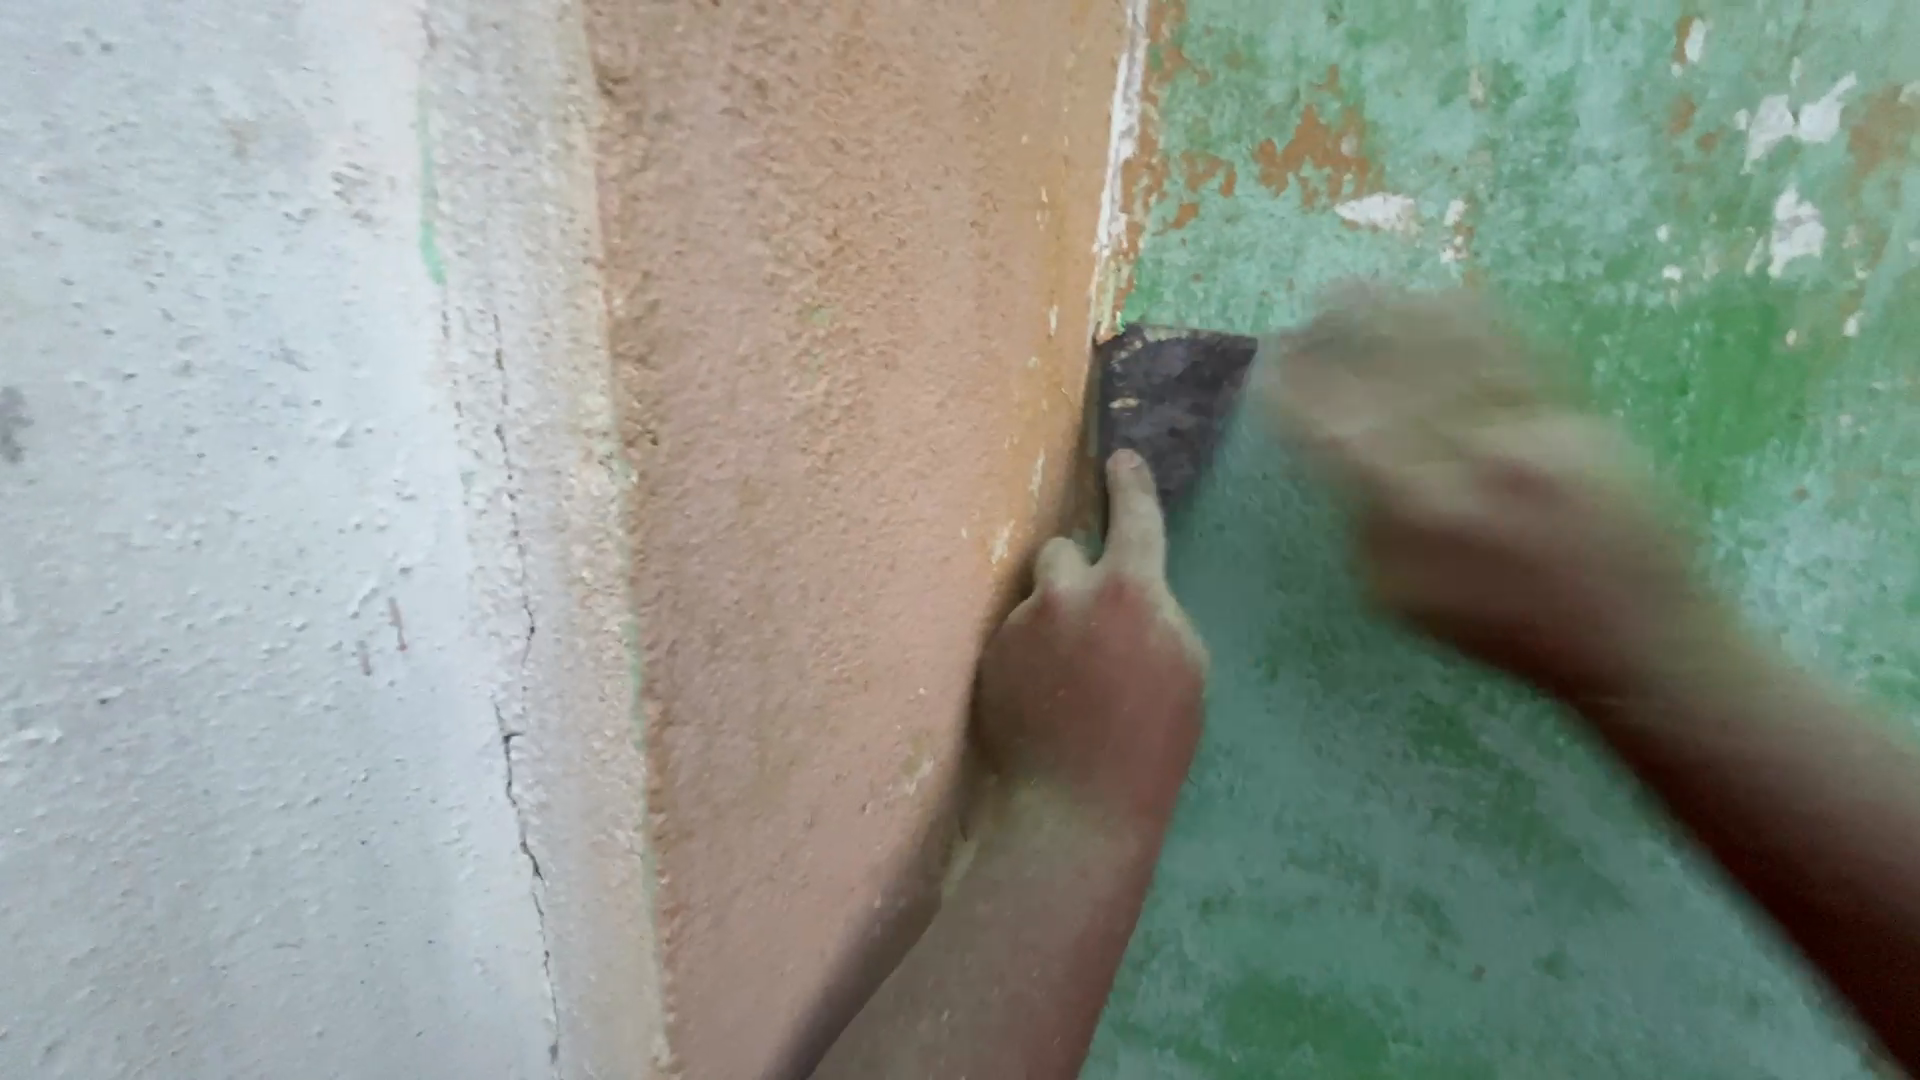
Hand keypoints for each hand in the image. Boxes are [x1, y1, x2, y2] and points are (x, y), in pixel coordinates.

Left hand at [974, 451, 1208, 835]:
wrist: (1076, 802)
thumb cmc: (1152, 740)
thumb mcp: (1185, 665)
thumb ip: (1155, 609)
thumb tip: (1130, 586)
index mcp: (1130, 592)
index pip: (1135, 517)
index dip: (1131, 485)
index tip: (1121, 460)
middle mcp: (1067, 593)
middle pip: (1062, 549)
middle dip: (1077, 573)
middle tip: (1090, 618)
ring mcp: (1021, 623)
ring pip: (1036, 596)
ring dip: (1050, 616)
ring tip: (1065, 674)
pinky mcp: (989, 653)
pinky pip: (1013, 633)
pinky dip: (1027, 651)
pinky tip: (1041, 695)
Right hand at [1262, 286, 1724, 701]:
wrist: (1640, 639)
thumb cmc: (1502, 629)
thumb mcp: (1403, 599)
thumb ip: (1366, 528)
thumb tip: (1342, 470)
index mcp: (1420, 512)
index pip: (1339, 434)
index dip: (1296, 394)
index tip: (1268, 365)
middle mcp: (1472, 458)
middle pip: (1389, 382)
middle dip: (1337, 343)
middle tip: (1302, 316)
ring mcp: (1530, 429)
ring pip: (1449, 355)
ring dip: (1394, 314)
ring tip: (1350, 287)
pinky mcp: (1578, 416)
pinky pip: (1518, 353)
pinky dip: (1475, 317)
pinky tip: (1443, 292)